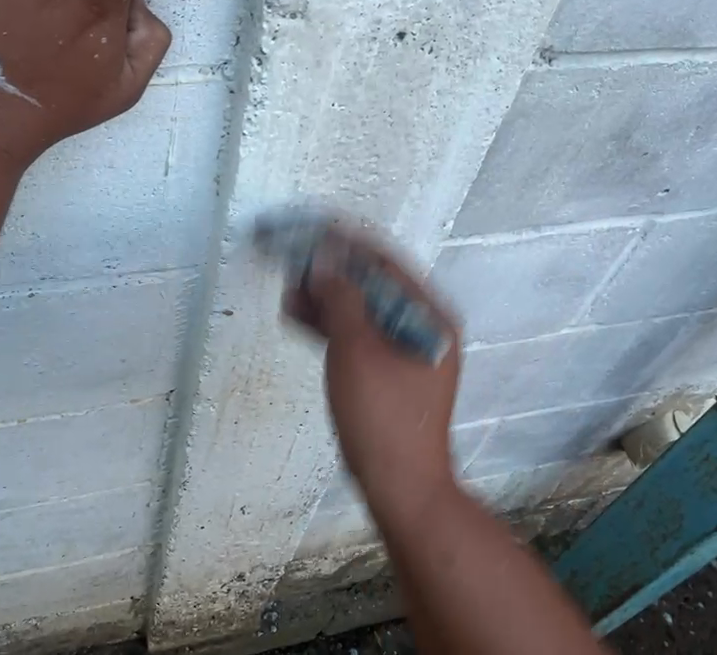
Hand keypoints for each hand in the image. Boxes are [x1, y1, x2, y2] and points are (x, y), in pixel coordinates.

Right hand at [285, 225, 464, 520]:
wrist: (401, 488)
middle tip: (290, 258)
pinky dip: (330, 324)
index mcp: (430, 315)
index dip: (342, 241)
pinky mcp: (389, 370)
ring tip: (286, 288)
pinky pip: (358, 333)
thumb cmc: (383, 419)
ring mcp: (407, 349)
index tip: (307, 227)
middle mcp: (424, 325)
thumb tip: (323, 262)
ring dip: (324, 296)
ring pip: (360, 307)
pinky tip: (297, 316)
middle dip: (328, 269)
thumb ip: (339, 299)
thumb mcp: (356, 350)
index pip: (382, 260)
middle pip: (370, 282)